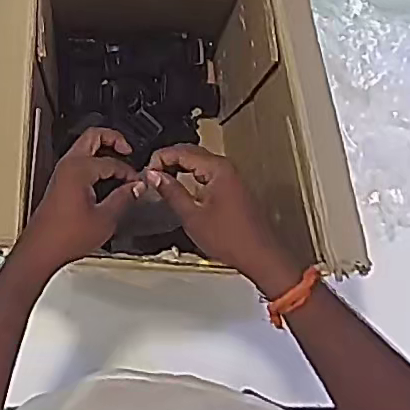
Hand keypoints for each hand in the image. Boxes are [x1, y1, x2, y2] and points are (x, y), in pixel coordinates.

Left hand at [9, 127, 143, 277]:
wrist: (43, 247)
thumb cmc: (66, 235)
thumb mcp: (105, 218)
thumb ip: (124, 198)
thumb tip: (136, 187)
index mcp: (79, 169)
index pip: (111, 161)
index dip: (129, 171)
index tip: (138, 182)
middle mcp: (68, 165)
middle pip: (92, 136)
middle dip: (113, 139)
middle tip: (128, 150)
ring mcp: (62, 171)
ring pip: (85, 146)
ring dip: (103, 149)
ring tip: (120, 162)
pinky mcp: (60, 180)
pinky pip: (79, 160)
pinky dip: (94, 161)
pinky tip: (106, 176)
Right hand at [146, 145, 304, 295]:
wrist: (262, 257)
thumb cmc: (232, 239)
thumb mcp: (192, 216)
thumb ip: (170, 191)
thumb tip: (154, 175)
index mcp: (217, 169)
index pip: (180, 151)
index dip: (159, 159)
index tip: (147, 172)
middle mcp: (225, 167)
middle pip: (189, 152)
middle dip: (167, 160)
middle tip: (151, 174)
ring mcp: (231, 176)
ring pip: (198, 161)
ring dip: (178, 166)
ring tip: (161, 180)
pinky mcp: (232, 187)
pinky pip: (206, 171)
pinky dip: (190, 174)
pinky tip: (180, 187)